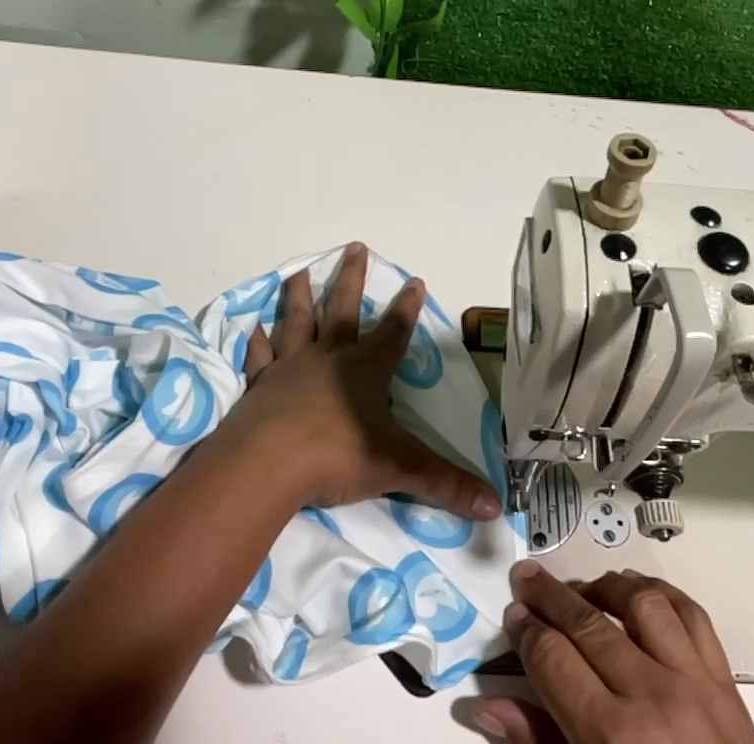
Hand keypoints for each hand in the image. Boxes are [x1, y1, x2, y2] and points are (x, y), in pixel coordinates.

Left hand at [215, 242, 501, 520]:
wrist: (266, 464)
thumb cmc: (337, 456)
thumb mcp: (400, 468)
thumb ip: (446, 484)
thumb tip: (497, 506)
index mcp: (366, 371)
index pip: (394, 332)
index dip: (407, 308)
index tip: (414, 280)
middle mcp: (329, 360)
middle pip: (343, 310)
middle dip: (352, 278)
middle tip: (355, 246)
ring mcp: (290, 369)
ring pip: (297, 322)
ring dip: (300, 297)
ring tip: (301, 271)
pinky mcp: (259, 388)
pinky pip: (260, 359)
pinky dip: (259, 344)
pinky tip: (255, 331)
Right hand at [474, 563, 753, 743]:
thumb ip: (538, 740)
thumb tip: (487, 706)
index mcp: (610, 734)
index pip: (553, 658)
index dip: (526, 631)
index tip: (514, 616)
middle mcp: (651, 697)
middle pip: (588, 624)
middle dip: (550, 596)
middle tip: (527, 578)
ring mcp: (693, 682)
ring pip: (641, 604)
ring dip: (605, 587)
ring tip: (581, 589)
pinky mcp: (724, 678)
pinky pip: (691, 614)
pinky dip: (661, 591)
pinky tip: (636, 587)